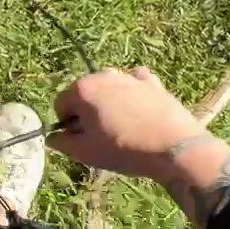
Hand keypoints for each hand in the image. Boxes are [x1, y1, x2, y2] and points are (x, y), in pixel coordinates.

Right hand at [48, 67, 207, 182]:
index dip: (66, 123)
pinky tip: (137, 107)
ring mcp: (129, 77)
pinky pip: (135, 81)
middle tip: (100, 134)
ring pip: (108, 86)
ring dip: (107, 100)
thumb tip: (53, 136)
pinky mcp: (152, 83)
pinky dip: (132, 90)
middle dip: (86, 110)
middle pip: (83, 93)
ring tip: (120, 124)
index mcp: (82, 90)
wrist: (176, 149)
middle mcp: (102, 76)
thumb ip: (61, 142)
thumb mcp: (85, 152)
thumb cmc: (124, 149)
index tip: (80, 139)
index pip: (60, 104)